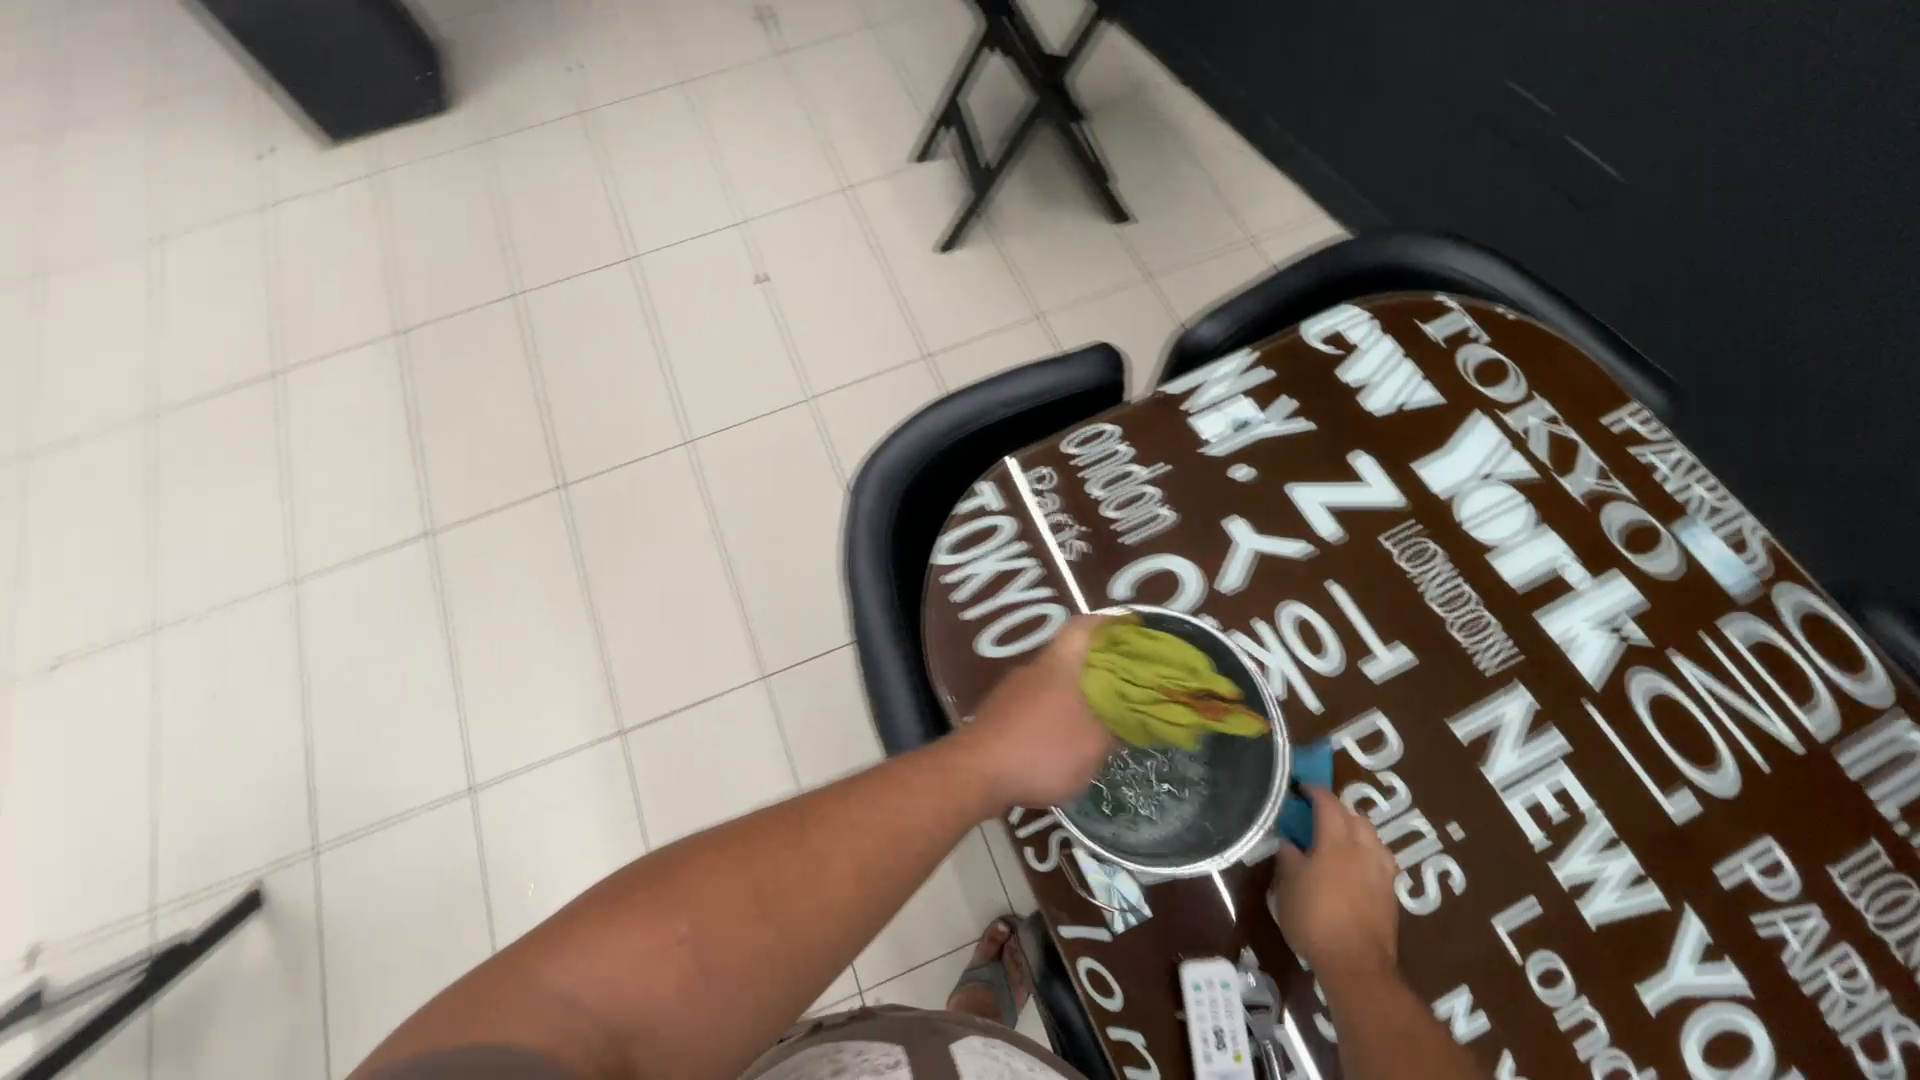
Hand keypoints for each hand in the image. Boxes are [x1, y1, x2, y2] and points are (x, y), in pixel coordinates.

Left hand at [955, 614, 1114, 807]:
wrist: (974, 773)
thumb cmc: (1042, 750)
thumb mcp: (1093, 746)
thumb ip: (1114, 728)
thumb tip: (1127, 716)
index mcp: (1060, 665)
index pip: (1084, 627)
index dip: (1109, 625)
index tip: (1132, 634)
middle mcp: (1033, 670)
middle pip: (1070, 657)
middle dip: (1099, 670)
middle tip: (1127, 688)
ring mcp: (1011, 693)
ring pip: (1052, 685)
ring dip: (1076, 698)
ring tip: (1100, 721)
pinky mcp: (998, 716)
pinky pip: (1035, 707)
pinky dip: (1054, 717)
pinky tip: (1064, 743)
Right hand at [1267, 787, 1399, 979]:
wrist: (1355, 963)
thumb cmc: (1314, 919)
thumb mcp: (1287, 886)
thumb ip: (1288, 858)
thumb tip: (1288, 842)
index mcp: (1336, 842)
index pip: (1328, 804)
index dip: (1315, 792)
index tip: (1301, 788)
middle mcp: (1364, 850)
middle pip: (1356, 818)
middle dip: (1338, 811)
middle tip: (1317, 817)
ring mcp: (1382, 872)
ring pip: (1373, 838)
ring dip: (1356, 832)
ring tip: (1339, 842)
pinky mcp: (1391, 894)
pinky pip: (1380, 861)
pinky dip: (1367, 855)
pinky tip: (1355, 869)